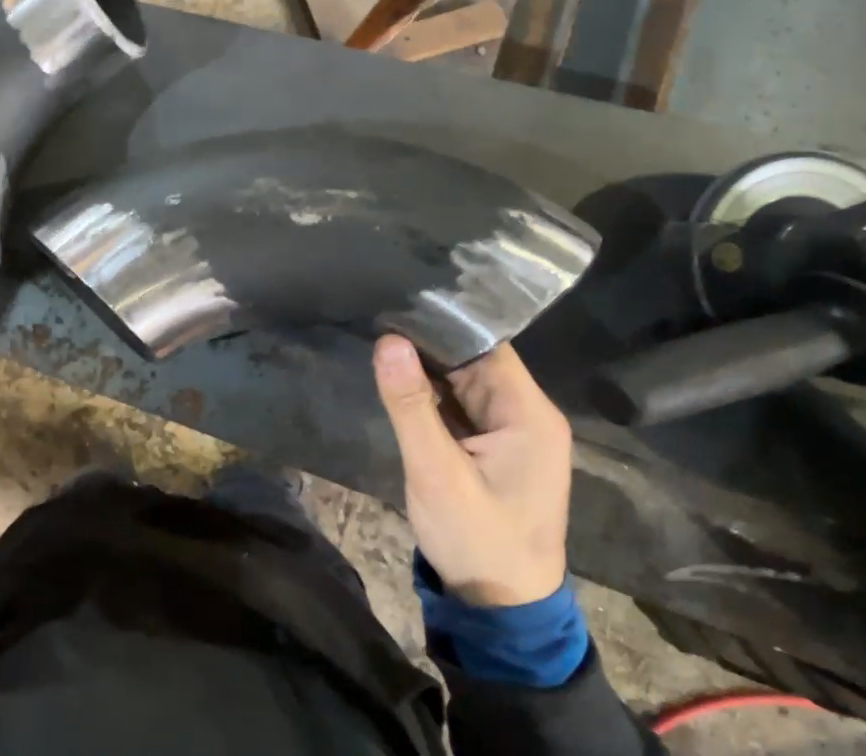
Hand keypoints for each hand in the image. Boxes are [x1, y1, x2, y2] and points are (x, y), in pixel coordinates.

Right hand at [373, 335, 572, 606]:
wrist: (500, 603)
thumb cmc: (475, 536)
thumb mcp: (435, 470)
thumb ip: (410, 404)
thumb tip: (387, 340)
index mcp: (529, 415)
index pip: (487, 346)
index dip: (443, 322)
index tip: (394, 300)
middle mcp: (527, 416)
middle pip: (474, 361)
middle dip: (426, 343)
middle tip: (372, 314)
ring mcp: (511, 433)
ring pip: (463, 382)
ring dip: (424, 367)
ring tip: (375, 335)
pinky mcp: (492, 448)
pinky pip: (459, 406)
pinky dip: (430, 393)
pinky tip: (394, 377)